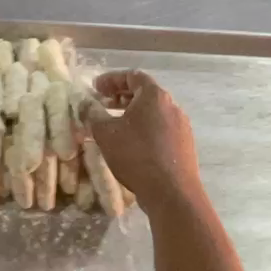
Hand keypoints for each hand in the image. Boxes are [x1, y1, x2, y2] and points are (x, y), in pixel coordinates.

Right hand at [84, 70, 203, 216]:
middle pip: (145, 93)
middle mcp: (172, 107)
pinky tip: (132, 144)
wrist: (172, 194)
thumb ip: (92, 113)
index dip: (111, 79)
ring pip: (153, 112)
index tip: (95, 88)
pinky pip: (161, 128)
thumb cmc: (136, 156)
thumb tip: (85, 103)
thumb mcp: (105, 133)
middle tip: (103, 104)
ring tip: (115, 125)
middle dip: (121, 96)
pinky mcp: (184, 145)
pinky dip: (145, 128)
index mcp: (154, 96)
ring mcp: (181, 127)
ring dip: (133, 113)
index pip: (132, 76)